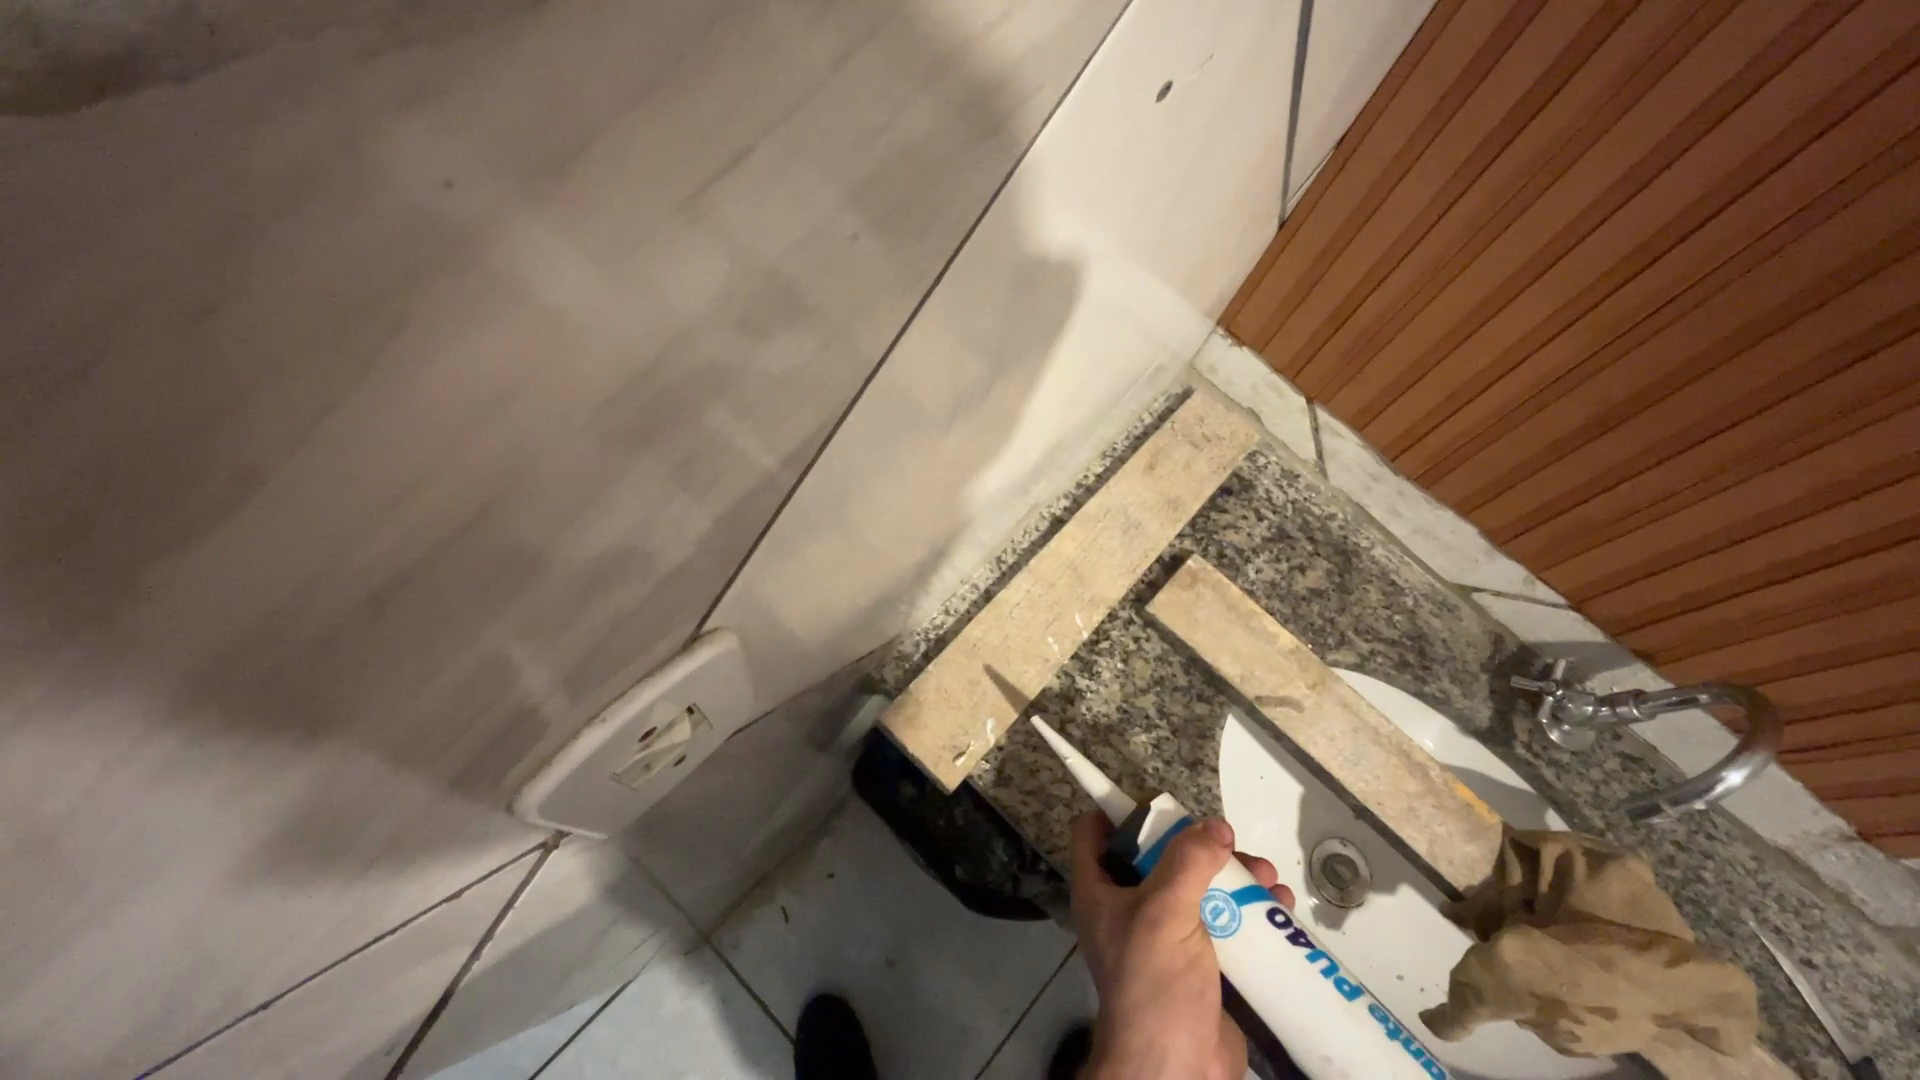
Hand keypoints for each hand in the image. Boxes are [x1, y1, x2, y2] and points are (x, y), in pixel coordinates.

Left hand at [1070, 811, 1294, 1079]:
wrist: (1176, 1067)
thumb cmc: (1154, 982)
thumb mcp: (1164, 911)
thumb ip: (1187, 861)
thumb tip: (1215, 825)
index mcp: (1100, 890)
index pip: (1094, 833)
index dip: (1118, 809)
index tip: (1159, 799)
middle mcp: (1128, 907)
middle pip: (1160, 856)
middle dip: (1200, 846)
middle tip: (1233, 845)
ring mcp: (1166, 935)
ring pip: (1199, 886)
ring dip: (1234, 877)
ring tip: (1267, 879)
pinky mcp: (1201, 960)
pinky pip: (1223, 921)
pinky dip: (1248, 910)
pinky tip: (1278, 906)